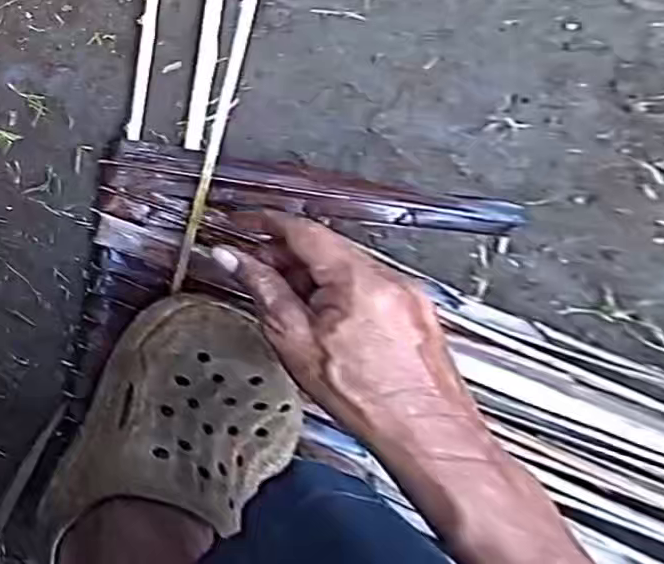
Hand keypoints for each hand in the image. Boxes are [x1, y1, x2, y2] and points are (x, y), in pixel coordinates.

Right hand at [216, 213, 484, 452]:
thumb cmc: (370, 399)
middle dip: (281, 252)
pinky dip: (332, 286)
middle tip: (251, 265)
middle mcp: (391, 281)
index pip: (301, 229)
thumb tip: (230, 256)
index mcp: (358, 280)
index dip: (262, 220)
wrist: (432, 443)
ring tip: (282, 297)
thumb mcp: (292, 336)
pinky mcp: (416, 314)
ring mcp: (409, 297)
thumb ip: (260, 286)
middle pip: (322, 244)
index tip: (239, 220)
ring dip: (306, 271)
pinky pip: (364, 282)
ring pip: (342, 263)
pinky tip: (316, 313)